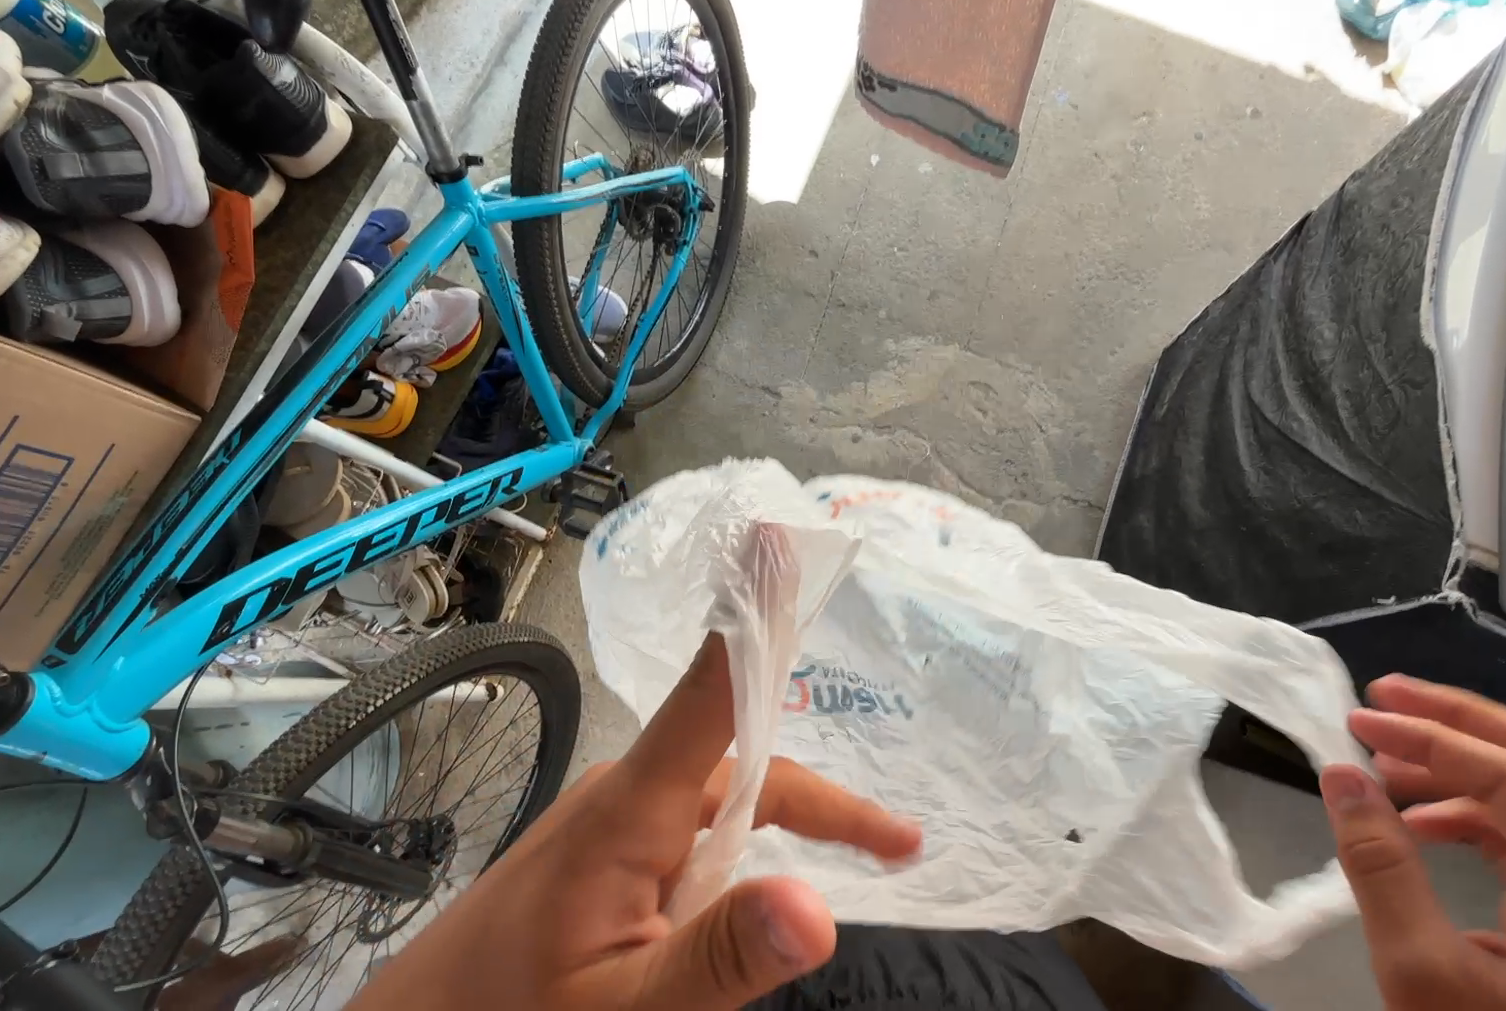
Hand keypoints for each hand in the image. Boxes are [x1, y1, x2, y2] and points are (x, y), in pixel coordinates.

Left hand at [345, 633, 921, 1010]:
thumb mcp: (626, 1007)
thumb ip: (720, 954)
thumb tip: (820, 907)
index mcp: (632, 807)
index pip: (709, 692)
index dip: (750, 614)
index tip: (777, 541)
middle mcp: (630, 790)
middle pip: (748, 769)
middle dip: (824, 809)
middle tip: (897, 845)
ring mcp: (617, 816)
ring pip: (725, 805)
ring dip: (780, 836)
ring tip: (836, 877)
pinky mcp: (607, 843)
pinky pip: (694, 832)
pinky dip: (736, 858)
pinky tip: (739, 900)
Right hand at [1319, 675, 1505, 1010]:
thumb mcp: (1421, 975)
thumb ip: (1379, 865)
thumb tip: (1340, 773)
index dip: (1429, 738)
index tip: (1354, 720)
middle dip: (1465, 722)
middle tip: (1384, 695)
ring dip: (1466, 764)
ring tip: (1386, 760)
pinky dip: (1478, 810)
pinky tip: (1419, 818)